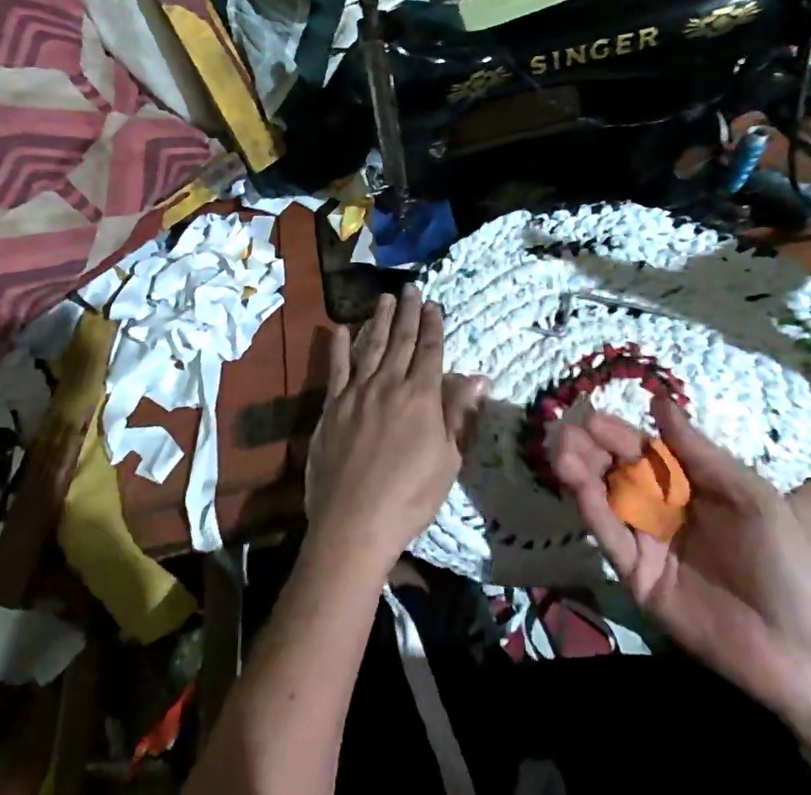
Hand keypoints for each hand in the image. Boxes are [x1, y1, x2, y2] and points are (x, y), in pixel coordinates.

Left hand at [306, 287, 487, 572]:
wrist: (354, 521)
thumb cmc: (411, 497)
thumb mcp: (447, 459)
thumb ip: (458, 414)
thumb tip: (478, 377)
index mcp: (421, 397)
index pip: (430, 351)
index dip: (433, 326)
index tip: (434, 305)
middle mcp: (389, 385)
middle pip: (400, 341)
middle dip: (407, 313)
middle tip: (410, 288)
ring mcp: (357, 393)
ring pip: (370, 347)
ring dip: (378, 321)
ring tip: (384, 299)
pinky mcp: (332, 407)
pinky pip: (336, 369)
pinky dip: (339, 348)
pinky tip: (341, 330)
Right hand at [550, 397, 810, 752]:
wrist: (801, 649)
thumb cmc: (785, 562)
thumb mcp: (749, 496)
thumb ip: (698, 452)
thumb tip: (658, 402)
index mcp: (690, 487)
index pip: (646, 451)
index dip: (619, 434)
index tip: (592, 417)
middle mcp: (663, 510)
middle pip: (618, 472)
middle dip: (590, 450)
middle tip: (566, 432)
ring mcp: (647, 543)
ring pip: (606, 501)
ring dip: (581, 475)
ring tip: (561, 451)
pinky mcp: (637, 576)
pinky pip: (611, 538)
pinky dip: (592, 511)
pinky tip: (578, 486)